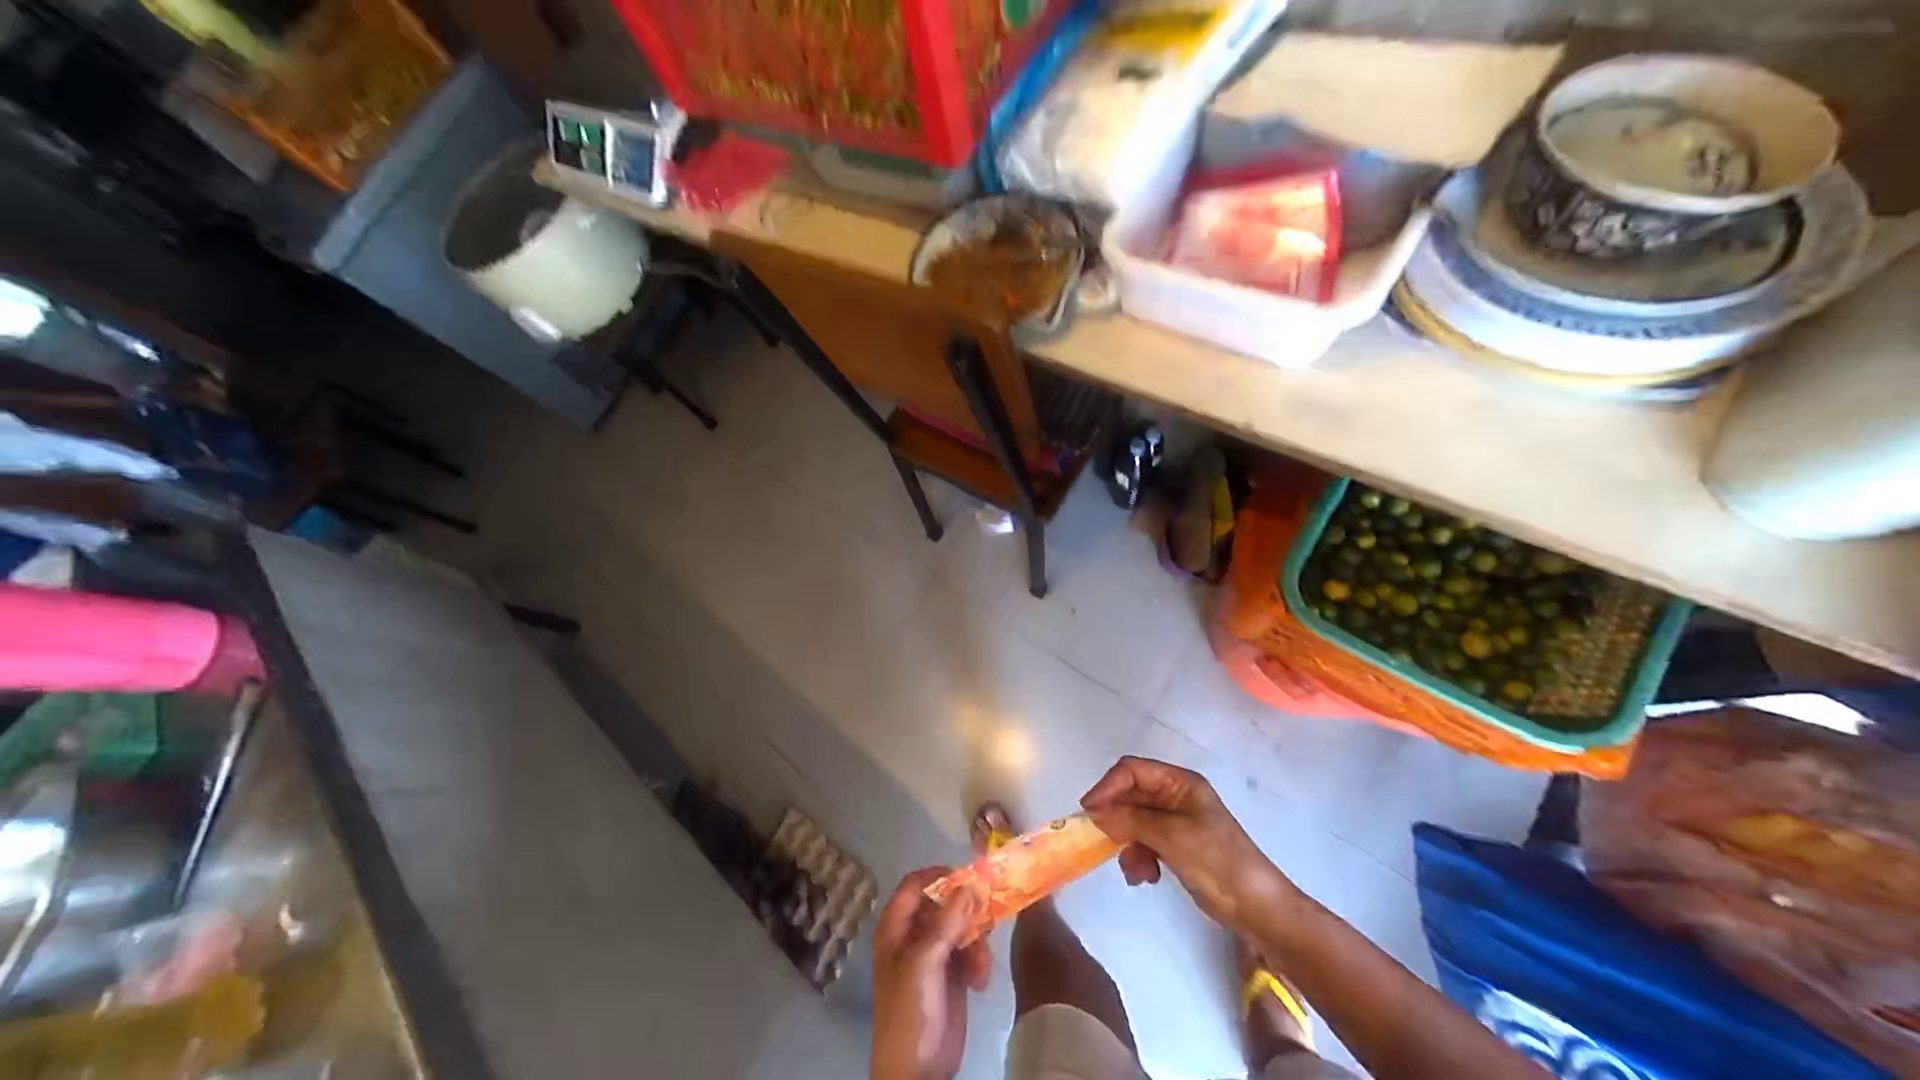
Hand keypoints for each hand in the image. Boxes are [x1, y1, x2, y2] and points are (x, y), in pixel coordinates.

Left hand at [871, 868, 991, 1079]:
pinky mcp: (953, 973)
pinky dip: (978, 961)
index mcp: (896, 927)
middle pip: (944, 903)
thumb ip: (948, 921)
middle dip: (966, 911)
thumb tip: (970, 883)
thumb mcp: (925, 962)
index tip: (968, 878)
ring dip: (976, 941)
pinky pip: (971, 949)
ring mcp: (935, 954)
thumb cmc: (910, 1010)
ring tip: (981, 966)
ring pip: (962, 925)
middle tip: (987, 915)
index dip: (939, 877)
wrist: (918, 1070)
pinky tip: (980, 981)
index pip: (916, 885)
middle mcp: (915, 935)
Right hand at [1081, 756, 1296, 932]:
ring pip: (1132, 822)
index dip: (1108, 787)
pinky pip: (1142, 842)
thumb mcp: (1172, 836)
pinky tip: (1145, 877)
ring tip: (1136, 871)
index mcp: (1180, 782)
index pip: (1132, 770)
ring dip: (1127, 845)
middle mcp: (1175, 796)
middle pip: (1129, 796)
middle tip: (1105, 844)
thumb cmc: (1218, 862)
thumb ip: (1130, 820)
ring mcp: (1174, 822)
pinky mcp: (1174, 846)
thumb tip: (1094, 812)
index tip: (1089, 812)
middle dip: (1117, 821)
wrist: (1258, 909)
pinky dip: (1138, 858)